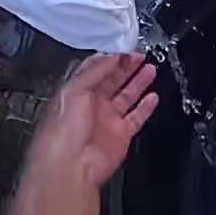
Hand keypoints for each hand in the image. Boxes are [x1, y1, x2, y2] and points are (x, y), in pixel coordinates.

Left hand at [24, 53, 159, 193]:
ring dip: (138, 81)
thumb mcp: (75, 89)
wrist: (71, 166)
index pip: (97, 69)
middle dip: (127, 65)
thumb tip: (111, 56)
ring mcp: (107, 120)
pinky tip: (152, 96)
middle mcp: (92, 104)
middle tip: (140, 54)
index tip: (125, 48)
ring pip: (127, 95)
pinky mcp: (120, 135)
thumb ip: (95, 71)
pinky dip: (146, 107)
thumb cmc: (63, 131)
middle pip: (114, 79)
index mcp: (78, 91)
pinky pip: (136, 117)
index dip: (112, 58)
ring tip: (150, 68)